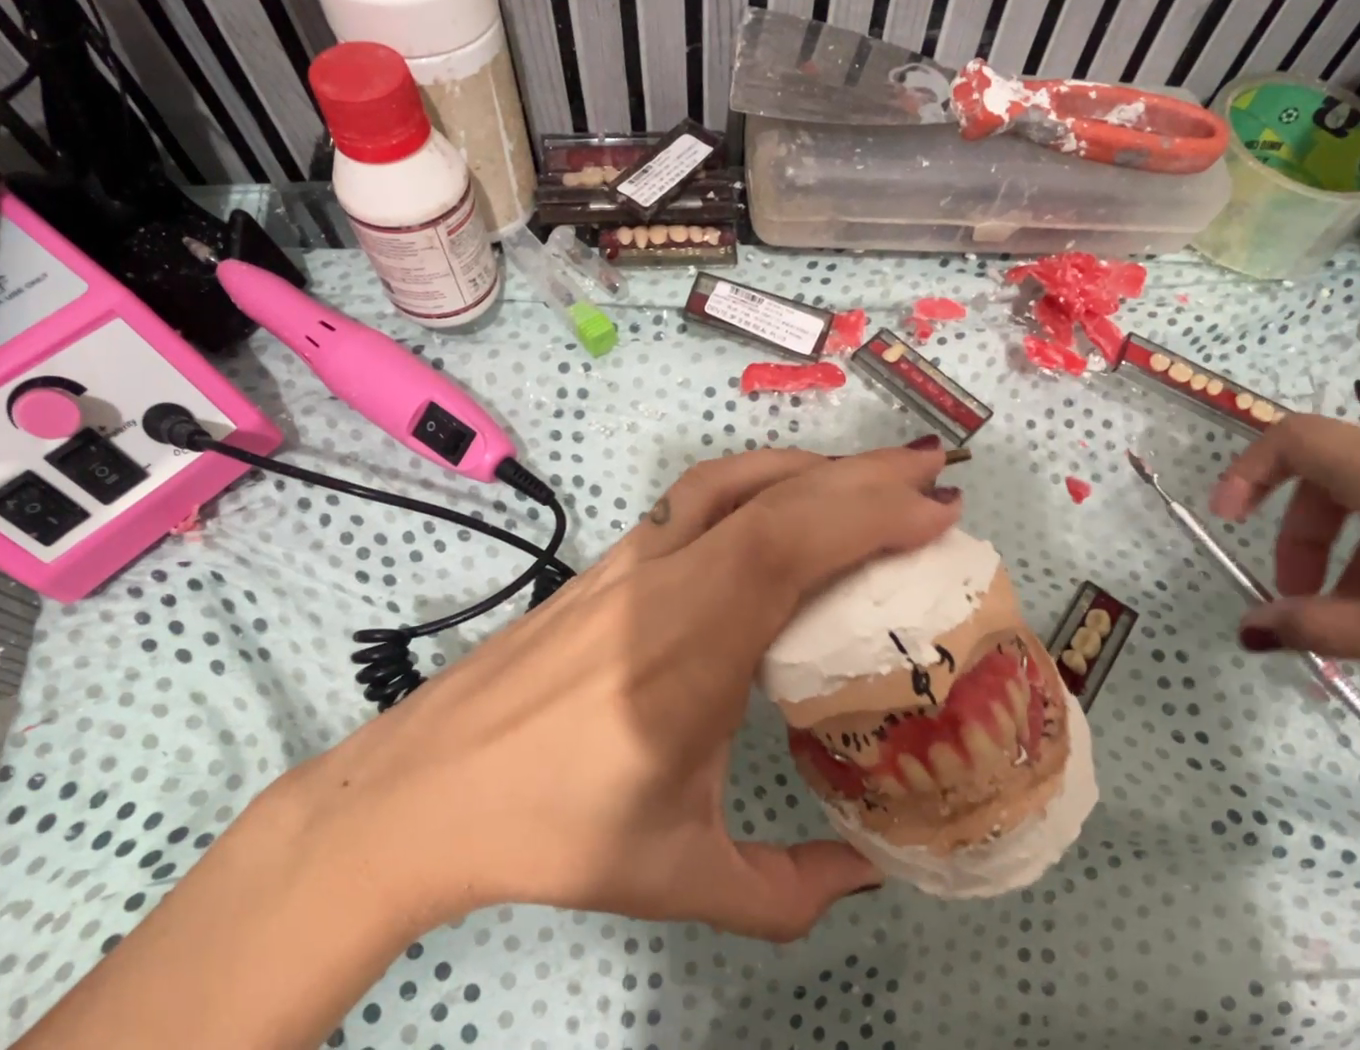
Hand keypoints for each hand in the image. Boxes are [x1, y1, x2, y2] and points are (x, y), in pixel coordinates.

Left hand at [306, 441, 962, 940]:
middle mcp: (659, 585)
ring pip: (727, 483)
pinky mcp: (606, 566)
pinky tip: (783, 507)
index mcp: (687, 650)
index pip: (785, 546)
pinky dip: (758, 483)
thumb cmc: (550, 833)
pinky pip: (694, 500)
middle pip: (769, 498)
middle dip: (863, 477)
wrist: (420, 796)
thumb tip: (873, 874)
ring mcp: (626, 565)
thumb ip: (787, 890)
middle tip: (935, 477)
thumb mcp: (678, 876)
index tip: (939, 511)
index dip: (867, 513)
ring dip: (808, 469)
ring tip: (872, 478)